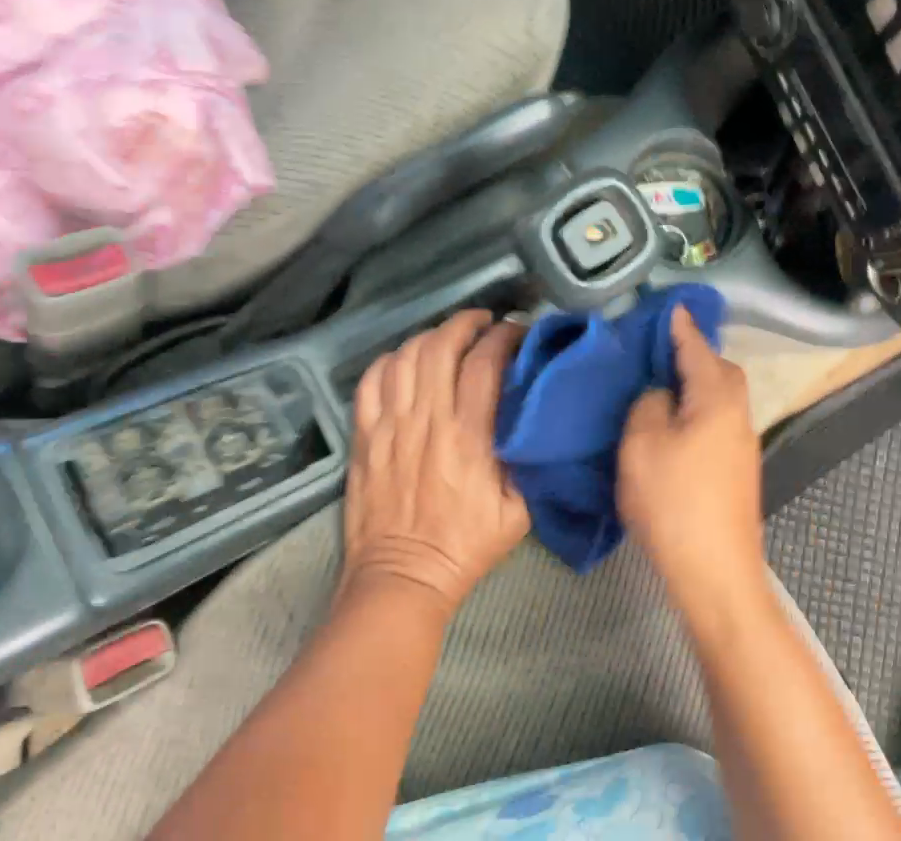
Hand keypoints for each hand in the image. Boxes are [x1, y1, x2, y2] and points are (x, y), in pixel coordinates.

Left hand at [341, 311, 528, 614]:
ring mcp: (391, 426)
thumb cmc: (466, 545)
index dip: (503, 337)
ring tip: (448, 337)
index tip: (517, 334)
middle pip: (442, 346)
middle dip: (466, 323)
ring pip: (406, 357)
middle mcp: (428, 420)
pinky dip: (390, 361)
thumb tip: (535, 416)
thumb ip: (527, 459)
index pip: (485, 362)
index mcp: (470, 436)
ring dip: (430, 336)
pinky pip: (371, 381)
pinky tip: (406, 361)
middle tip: (483, 324)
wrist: (403, 576)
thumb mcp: (519, 510)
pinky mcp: (365, 437)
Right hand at [618, 306, 764, 603]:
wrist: (715, 571)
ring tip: (660, 385)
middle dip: (695, 356)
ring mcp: (742, 446)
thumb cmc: (674, 502)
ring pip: (720, 400)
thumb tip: (661, 394)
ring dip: (695, 386)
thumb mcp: (642, 444)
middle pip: (721, 372)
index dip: (681, 328)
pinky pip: (717, 423)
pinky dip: (697, 412)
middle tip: (660, 351)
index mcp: (717, 399)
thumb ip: (649, 405)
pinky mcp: (737, 471)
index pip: (698, 349)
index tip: (671, 308)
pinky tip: (673, 425)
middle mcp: (738, 415)